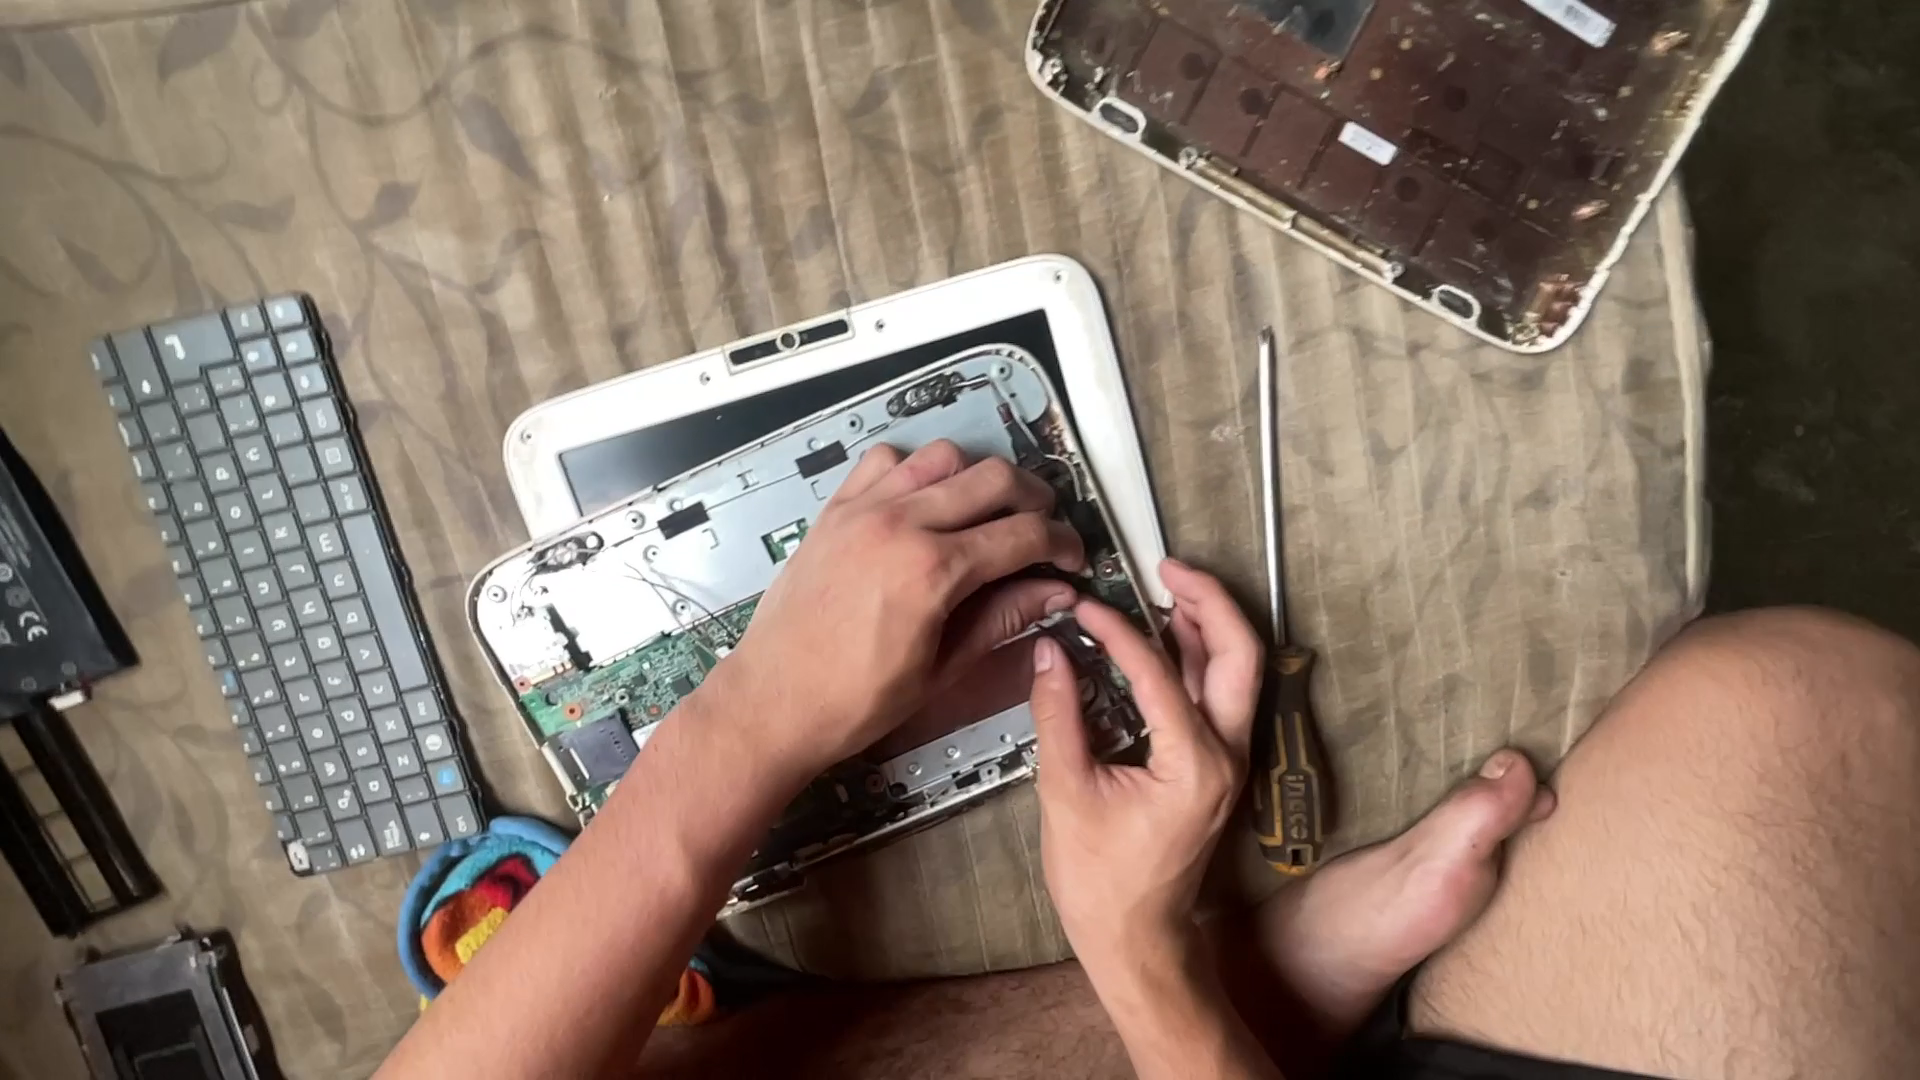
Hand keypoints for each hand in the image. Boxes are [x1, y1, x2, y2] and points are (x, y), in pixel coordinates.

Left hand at [717, 440, 1085, 777]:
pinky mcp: (835, 509)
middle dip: (1035, 498)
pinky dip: (915, 468)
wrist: (772, 702)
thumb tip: (1054, 594)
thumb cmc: (853, 701)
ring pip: (943, 456)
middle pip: (994, 477)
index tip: (1071, 557)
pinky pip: (885, 460)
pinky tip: (922, 500)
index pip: (1023, 534)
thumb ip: (1002, 619)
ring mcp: (863, 509)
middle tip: (1042, 528)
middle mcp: (900, 524)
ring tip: (986, 510)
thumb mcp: (941, 670)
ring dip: (977, 475)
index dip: (1062, 543)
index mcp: (932, 571)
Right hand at [1033, 559, 1263, 975]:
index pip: (1159, 671)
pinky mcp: (1214, 765)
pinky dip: (1197, 655)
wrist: (1137, 940)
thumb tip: (1051, 654)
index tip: (1086, 608)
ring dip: (1207, 623)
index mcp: (1194, 765)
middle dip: (1208, 601)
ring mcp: (1227, 761)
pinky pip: (1217, 693)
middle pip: (1240, 655)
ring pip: (1237, 670)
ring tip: (1169, 589)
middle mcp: (1226, 757)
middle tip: (1168, 568)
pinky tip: (1168, 637)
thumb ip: (1058, 713)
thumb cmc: (1105, 885)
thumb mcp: (1066, 792)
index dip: (1119, 631)